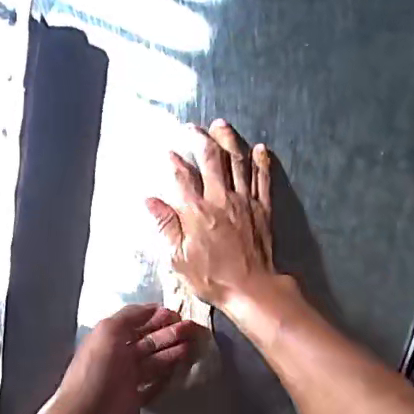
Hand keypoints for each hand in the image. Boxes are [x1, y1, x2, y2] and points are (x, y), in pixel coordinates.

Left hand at [50, 304, 201, 413]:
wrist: (89, 412)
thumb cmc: (98, 367)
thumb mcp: (109, 331)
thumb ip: (129, 316)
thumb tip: (153, 308)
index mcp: (110, 338)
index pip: (136, 323)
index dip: (155, 317)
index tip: (177, 314)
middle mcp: (119, 356)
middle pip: (149, 341)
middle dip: (170, 333)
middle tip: (191, 328)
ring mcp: (128, 378)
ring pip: (154, 361)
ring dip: (173, 352)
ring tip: (192, 345)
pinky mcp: (136, 398)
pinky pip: (154, 385)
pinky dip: (167, 377)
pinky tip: (182, 368)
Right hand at [146, 120, 279, 309]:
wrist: (251, 287)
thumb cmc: (211, 278)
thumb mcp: (179, 258)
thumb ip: (166, 226)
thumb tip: (150, 201)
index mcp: (196, 211)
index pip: (183, 176)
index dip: (174, 161)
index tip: (168, 152)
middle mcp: (220, 198)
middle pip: (211, 158)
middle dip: (200, 139)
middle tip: (193, 128)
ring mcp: (245, 201)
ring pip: (237, 161)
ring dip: (229, 140)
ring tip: (221, 125)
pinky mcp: (263, 208)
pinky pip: (263, 178)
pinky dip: (261, 161)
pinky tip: (259, 148)